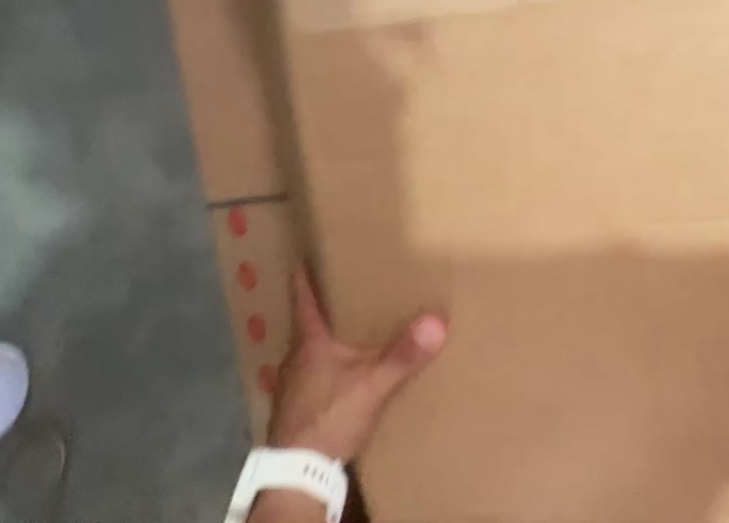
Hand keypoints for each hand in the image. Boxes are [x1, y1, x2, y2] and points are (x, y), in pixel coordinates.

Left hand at [267, 264, 447, 460]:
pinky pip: (311, 376)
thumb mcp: (372, 386)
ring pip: (308, 350)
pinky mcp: (295, 410)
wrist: (298, 475)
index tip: (304, 253)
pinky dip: (326, 367)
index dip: (304, 275)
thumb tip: (437, 320)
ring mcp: (291, 386)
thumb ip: (402, 355)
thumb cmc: (329, 417)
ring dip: (325, 339)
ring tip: (349, 329)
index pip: (303, 298)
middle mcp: (295, 358)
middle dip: (324, 306)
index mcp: (309, 342)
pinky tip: (343, 375)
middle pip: (307, 323)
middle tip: (345, 287)